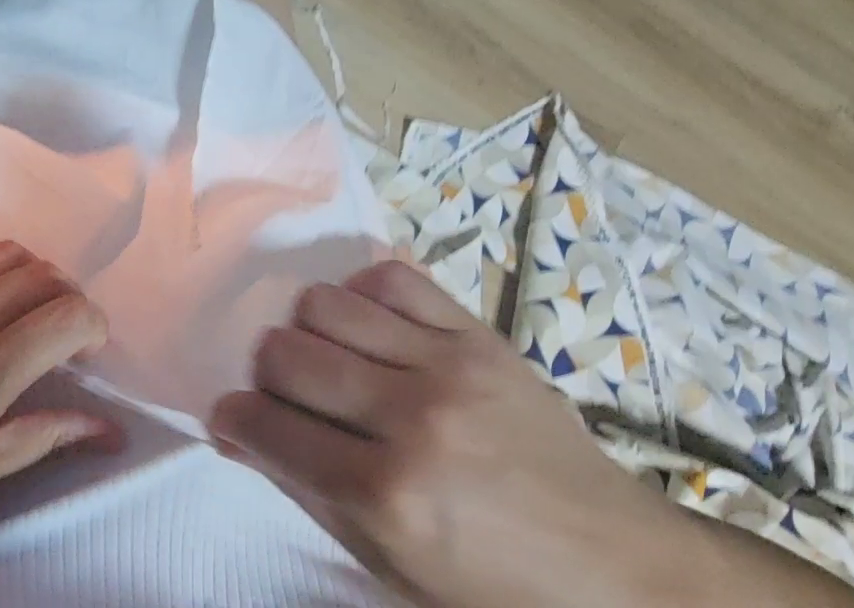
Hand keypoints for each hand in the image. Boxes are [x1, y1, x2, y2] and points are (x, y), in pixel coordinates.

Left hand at [0, 216, 116, 533]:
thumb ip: (49, 436)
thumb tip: (112, 430)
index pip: (67, 317)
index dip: (93, 326)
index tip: (89, 349)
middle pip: (42, 276)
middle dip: (69, 297)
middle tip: (64, 330)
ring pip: (3, 251)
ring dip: (31, 271)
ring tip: (27, 303)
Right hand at [208, 261, 692, 607]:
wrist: (620, 567)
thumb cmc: (494, 586)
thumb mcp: (389, 566)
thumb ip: (303, 490)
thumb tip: (235, 432)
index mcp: (385, 496)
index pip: (264, 425)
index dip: (233, 418)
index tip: (234, 420)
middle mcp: (410, 419)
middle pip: (283, 353)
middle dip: (265, 376)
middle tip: (286, 398)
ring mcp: (449, 366)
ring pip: (323, 304)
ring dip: (306, 332)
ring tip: (330, 361)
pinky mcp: (480, 335)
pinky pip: (390, 278)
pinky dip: (361, 295)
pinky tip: (370, 330)